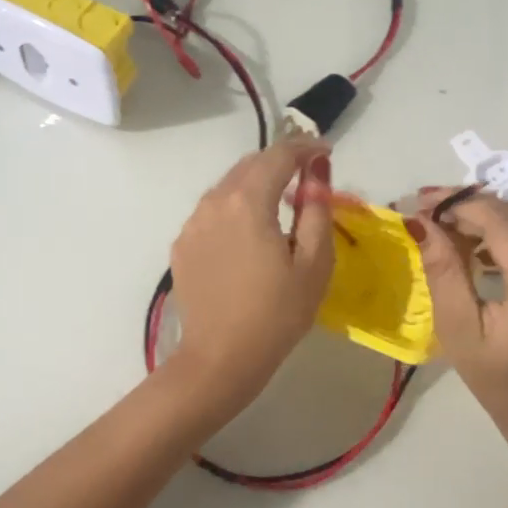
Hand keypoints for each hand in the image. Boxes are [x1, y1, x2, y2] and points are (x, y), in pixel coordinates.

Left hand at [167, 136, 335, 406]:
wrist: (219, 359)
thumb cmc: (276, 315)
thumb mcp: (313, 265)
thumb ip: (316, 211)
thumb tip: (316, 176)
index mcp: (248, 201)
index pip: (279, 155)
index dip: (305, 147)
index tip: (325, 153)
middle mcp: (214, 203)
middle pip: (249, 166)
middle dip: (279, 164)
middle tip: (306, 179)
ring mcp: (192, 225)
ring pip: (227, 188)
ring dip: (254, 187)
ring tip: (279, 208)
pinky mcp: (182, 247)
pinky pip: (211, 214)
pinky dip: (234, 211)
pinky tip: (248, 238)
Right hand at [407, 189, 507, 442]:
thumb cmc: (502, 382)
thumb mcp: (460, 329)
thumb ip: (444, 271)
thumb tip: (422, 222)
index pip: (499, 218)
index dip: (458, 204)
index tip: (421, 203)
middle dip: (473, 208)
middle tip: (432, 218)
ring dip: (496, 217)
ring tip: (456, 234)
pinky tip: (490, 250)